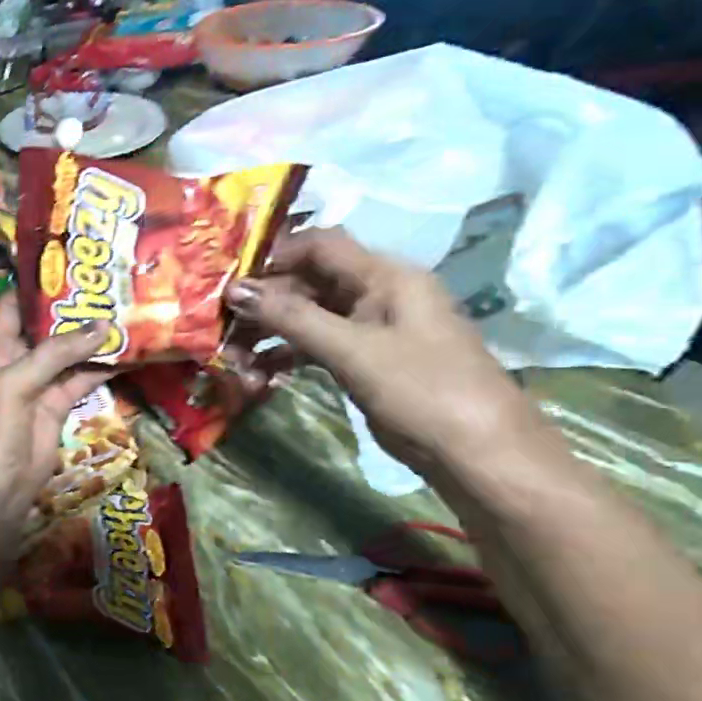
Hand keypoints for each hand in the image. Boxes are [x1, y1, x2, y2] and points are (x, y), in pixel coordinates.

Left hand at [0, 294, 109, 536]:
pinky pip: (83, 376)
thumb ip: (56, 354)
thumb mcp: (17, 384)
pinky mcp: (59, 402)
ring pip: (69, 350)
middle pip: (45, 324)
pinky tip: (130, 350)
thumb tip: (101, 325)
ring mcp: (39, 381)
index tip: (67, 260)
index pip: (12, 304)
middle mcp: (16, 359)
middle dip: (73, 306)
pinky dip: (103, 365)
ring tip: (128, 308)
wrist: (1, 487)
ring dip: (94, 335)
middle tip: (110, 281)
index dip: (33, 283)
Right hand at [226, 227, 538, 473]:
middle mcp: (377, 294)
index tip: (231, 278)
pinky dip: (285, 355)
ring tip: (234, 357)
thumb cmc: (422, 389)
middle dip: (263, 302)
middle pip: (307, 282)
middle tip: (222, 325)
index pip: (320, 245)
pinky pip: (313, 344)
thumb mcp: (351, 349)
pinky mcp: (363, 358)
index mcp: (386, 277)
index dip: (274, 255)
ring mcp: (370, 328)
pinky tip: (258, 374)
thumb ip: (291, 316)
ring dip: (268, 332)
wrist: (479, 455)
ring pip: (305, 316)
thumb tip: (235, 289)